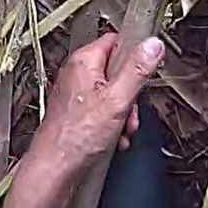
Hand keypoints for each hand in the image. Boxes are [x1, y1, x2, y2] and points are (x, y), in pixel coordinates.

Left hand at [24, 33, 164, 180]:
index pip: (116, 40)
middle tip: (130, 109)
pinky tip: (113, 137)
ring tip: (122, 128)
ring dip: (123, 112)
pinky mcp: (76, 111)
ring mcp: (75, 92)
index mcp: (84, 61)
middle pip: (117, 70)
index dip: (135, 54)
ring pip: (112, 93)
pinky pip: (102, 109)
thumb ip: (137, 70)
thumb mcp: (118, 99)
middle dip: (130, 93)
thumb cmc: (76, 135)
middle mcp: (76, 72)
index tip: (147, 67)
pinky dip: (112, 122)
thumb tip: (152, 45)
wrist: (55, 167)